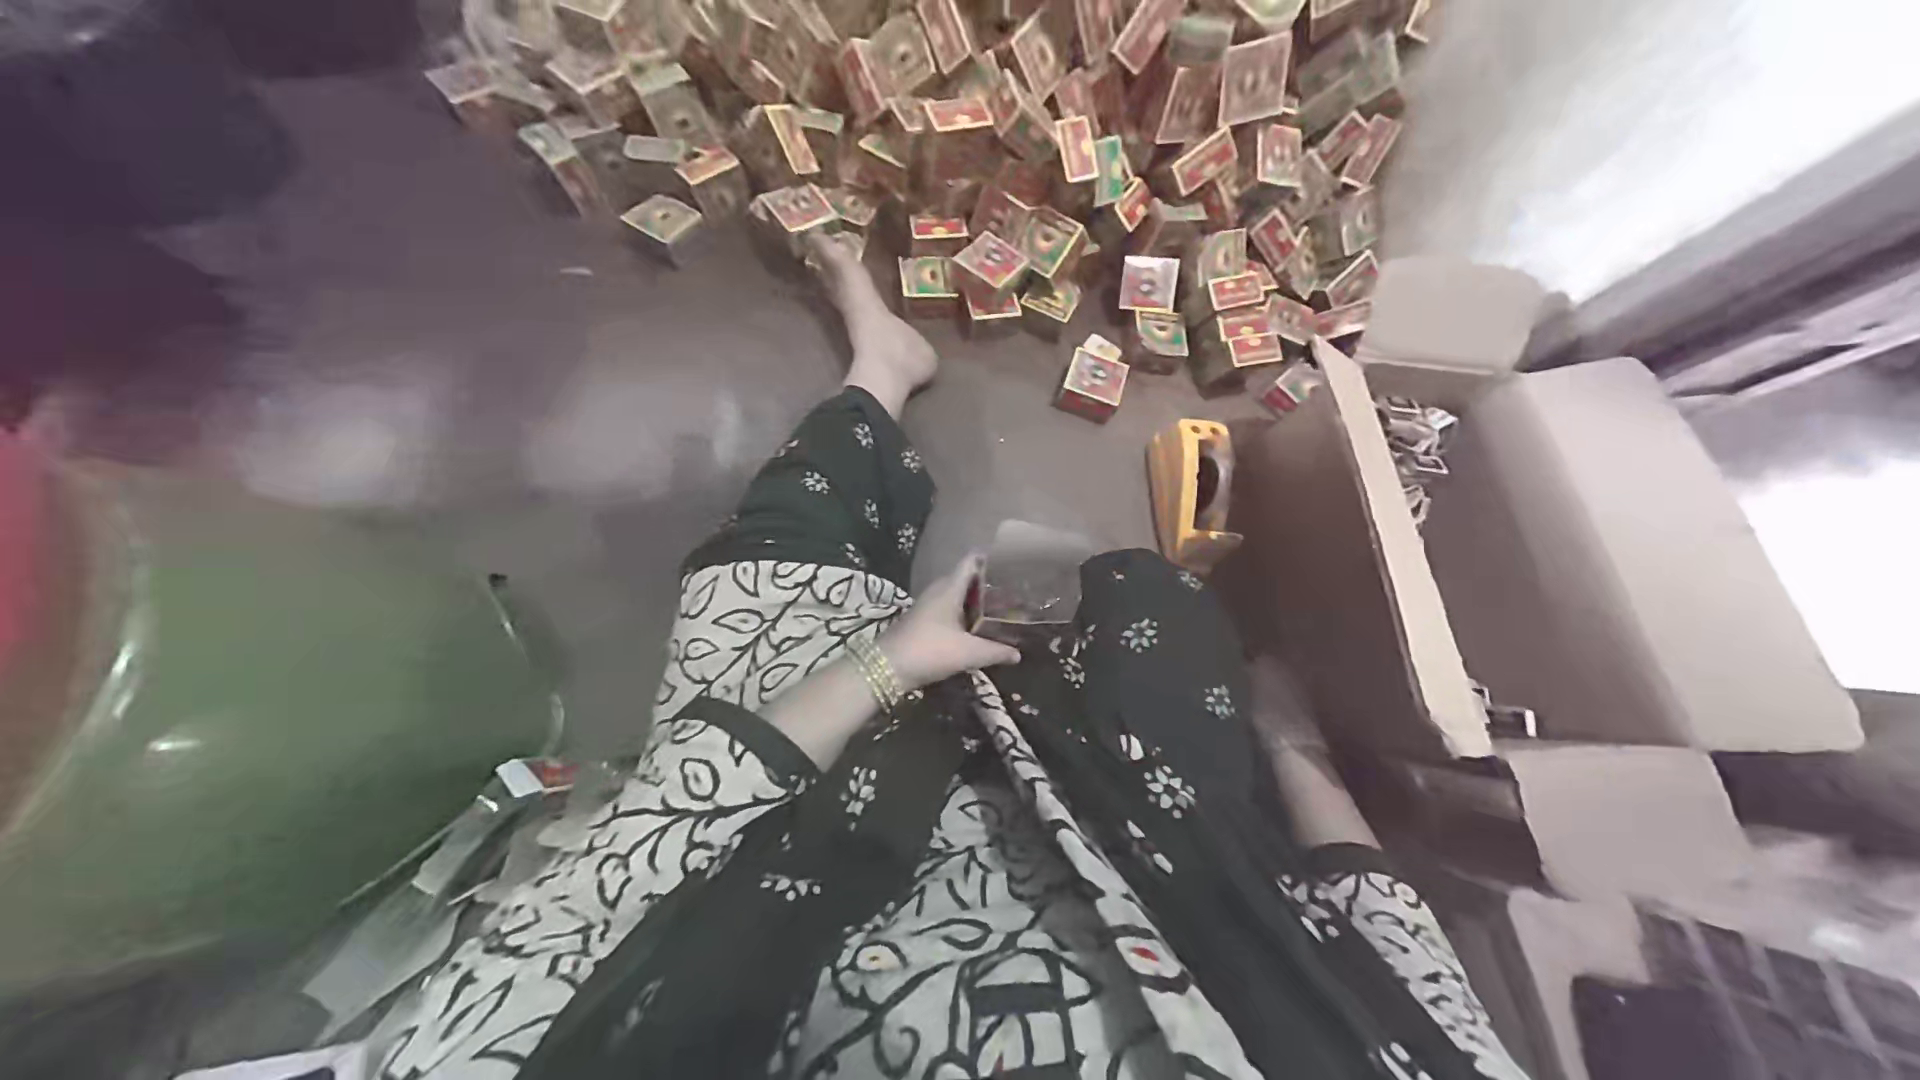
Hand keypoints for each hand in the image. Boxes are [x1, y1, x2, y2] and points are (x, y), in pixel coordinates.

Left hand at [880, 553, 1022, 689]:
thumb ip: (996, 651)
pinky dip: (964, 613)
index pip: (971, 561)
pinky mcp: (923, 620)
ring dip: (976, 600)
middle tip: (1014, 590)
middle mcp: (939, 590)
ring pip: (957, 595)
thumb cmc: (929, 650)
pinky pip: (949, 609)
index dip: (990, 558)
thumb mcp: (968, 653)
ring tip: (1001, 608)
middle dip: (988, 583)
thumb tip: (1018, 654)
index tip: (1012, 562)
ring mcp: (928, 605)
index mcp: (949, 588)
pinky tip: (977, 626)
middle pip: (966, 578)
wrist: (886, 667)